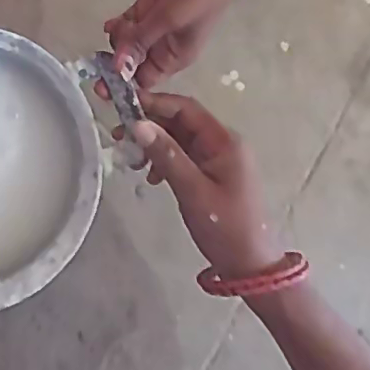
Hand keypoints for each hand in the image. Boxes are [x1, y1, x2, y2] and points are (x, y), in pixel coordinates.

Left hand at [106, 0, 255, 88]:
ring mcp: (156, 24)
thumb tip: (117, 70)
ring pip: (129, 40)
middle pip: (133, 61)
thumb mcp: (168, 20)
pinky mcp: (151, 5)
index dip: (123, 83)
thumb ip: (140, 43)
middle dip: (117, 59)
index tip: (100, 82)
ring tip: (115, 29)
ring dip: (118, 39)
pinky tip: (110, 24)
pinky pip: (131, 21)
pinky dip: (120, 24)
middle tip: (101, 52)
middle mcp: (164, 46)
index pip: (144, 80)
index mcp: (174, 58)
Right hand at [120, 91, 284, 278]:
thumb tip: (138, 124)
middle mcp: (221, 143)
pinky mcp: (209, 174)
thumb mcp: (192, 191)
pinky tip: (149, 175)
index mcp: (224, 141)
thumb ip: (166, 155)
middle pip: (179, 121)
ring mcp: (216, 159)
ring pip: (177, 139)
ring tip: (129, 157)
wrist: (251, 267)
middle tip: (118, 134)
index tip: (123, 104)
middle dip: (149, 124)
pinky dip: (162, 160)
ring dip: (153, 144)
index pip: (185, 108)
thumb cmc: (226, 228)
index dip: (154, 102)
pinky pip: (181, 156)